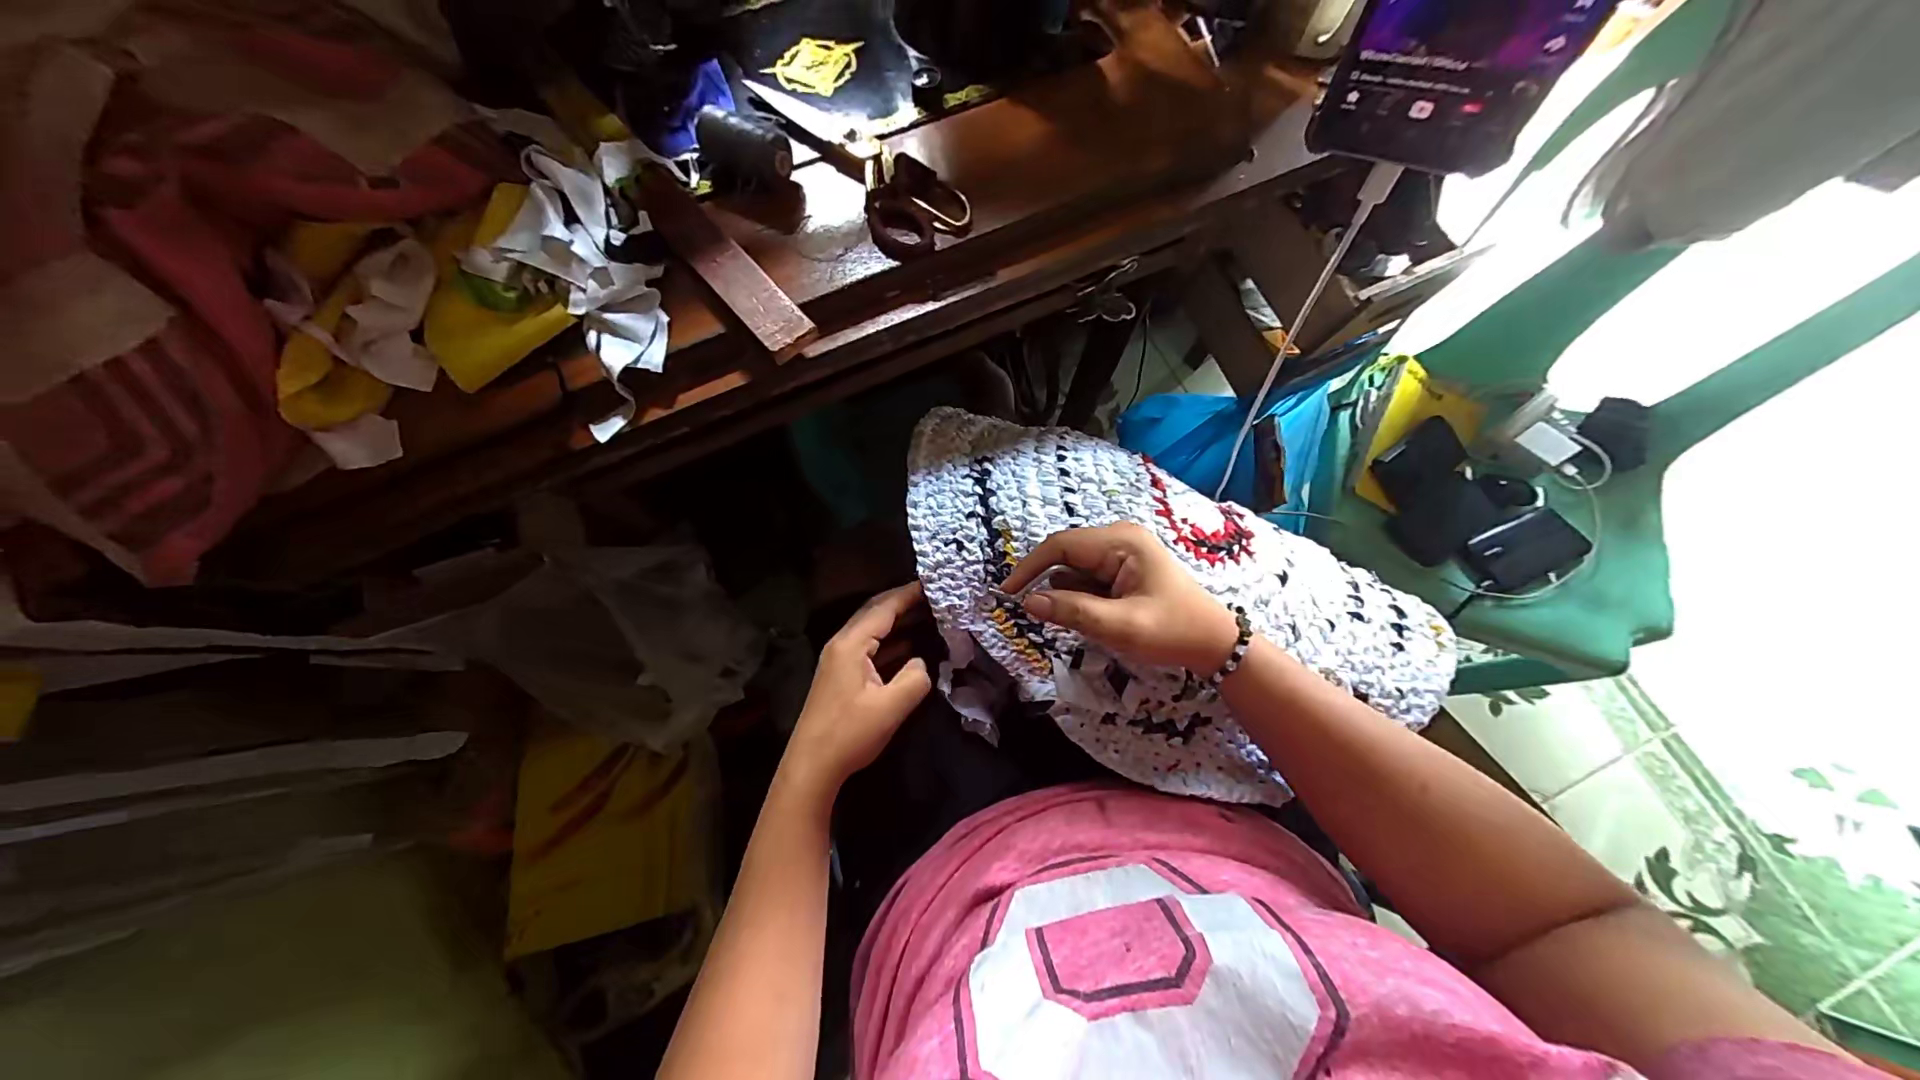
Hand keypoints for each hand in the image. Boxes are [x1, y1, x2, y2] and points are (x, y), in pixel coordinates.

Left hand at [784, 582, 932, 794]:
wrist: (812, 765)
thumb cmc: (850, 734)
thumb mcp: (891, 707)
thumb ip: (915, 678)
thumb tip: (920, 663)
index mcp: (851, 644)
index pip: (884, 608)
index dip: (909, 594)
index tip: (934, 583)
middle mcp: (842, 645)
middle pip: (875, 613)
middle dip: (905, 602)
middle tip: (936, 596)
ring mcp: (840, 660)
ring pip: (873, 631)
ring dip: (899, 622)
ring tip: (930, 615)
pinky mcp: (842, 676)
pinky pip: (870, 648)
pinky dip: (892, 642)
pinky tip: (911, 646)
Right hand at [1003, 524, 1240, 673]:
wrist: (1214, 643)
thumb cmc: (1172, 631)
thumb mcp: (1120, 626)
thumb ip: (1072, 612)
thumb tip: (1028, 603)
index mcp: (1121, 542)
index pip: (1060, 545)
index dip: (1029, 568)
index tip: (1007, 594)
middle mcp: (1119, 539)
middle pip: (1065, 556)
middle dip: (1048, 584)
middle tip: (1036, 615)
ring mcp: (1121, 553)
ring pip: (1074, 570)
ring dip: (1068, 595)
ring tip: (1091, 623)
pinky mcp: (1122, 569)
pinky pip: (1087, 579)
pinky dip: (1080, 599)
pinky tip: (1098, 619)